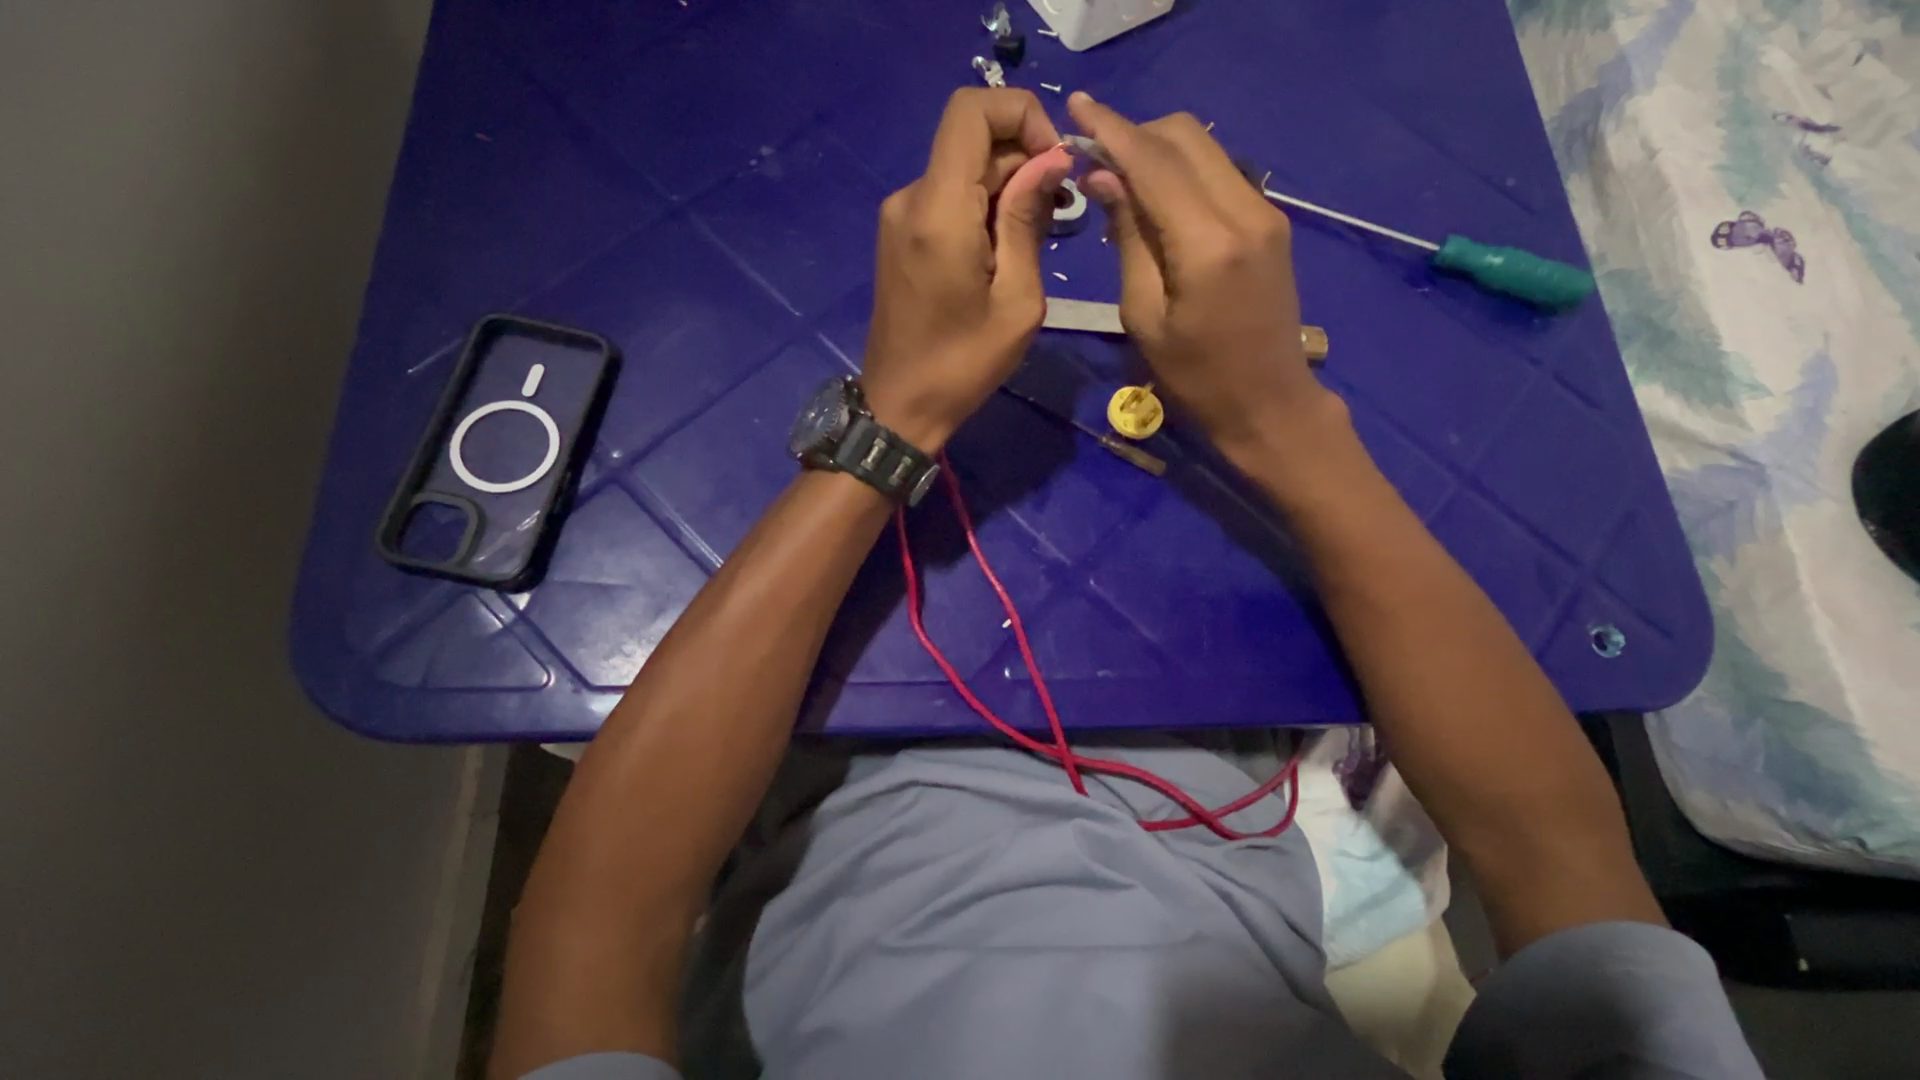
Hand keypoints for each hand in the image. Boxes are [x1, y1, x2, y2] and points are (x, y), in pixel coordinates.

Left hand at [861, 88, 1071, 451]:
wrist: (900, 406)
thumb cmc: (964, 365)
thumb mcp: (1017, 300)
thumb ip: (1028, 220)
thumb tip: (1051, 159)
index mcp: (938, 211)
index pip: (971, 110)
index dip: (1021, 114)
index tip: (1053, 161)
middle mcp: (910, 199)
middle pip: (971, 140)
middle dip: (1023, 160)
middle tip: (1058, 212)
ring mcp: (899, 216)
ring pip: (962, 169)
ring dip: (1006, 188)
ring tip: (1034, 241)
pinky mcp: (899, 235)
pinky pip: (948, 198)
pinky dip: (982, 208)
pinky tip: (1003, 252)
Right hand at [1067, 93, 1342, 469]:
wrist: (1269, 404)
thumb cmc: (1195, 377)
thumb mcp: (1144, 315)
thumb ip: (1127, 238)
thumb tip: (1104, 178)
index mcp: (1207, 243)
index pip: (1153, 162)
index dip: (1111, 130)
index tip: (1075, 108)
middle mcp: (1245, 211)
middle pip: (1184, 137)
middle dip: (1135, 134)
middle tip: (1093, 158)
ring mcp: (1265, 212)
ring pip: (1204, 149)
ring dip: (1159, 151)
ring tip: (1118, 180)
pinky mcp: (1270, 222)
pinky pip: (1218, 174)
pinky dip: (1182, 173)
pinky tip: (1155, 201)